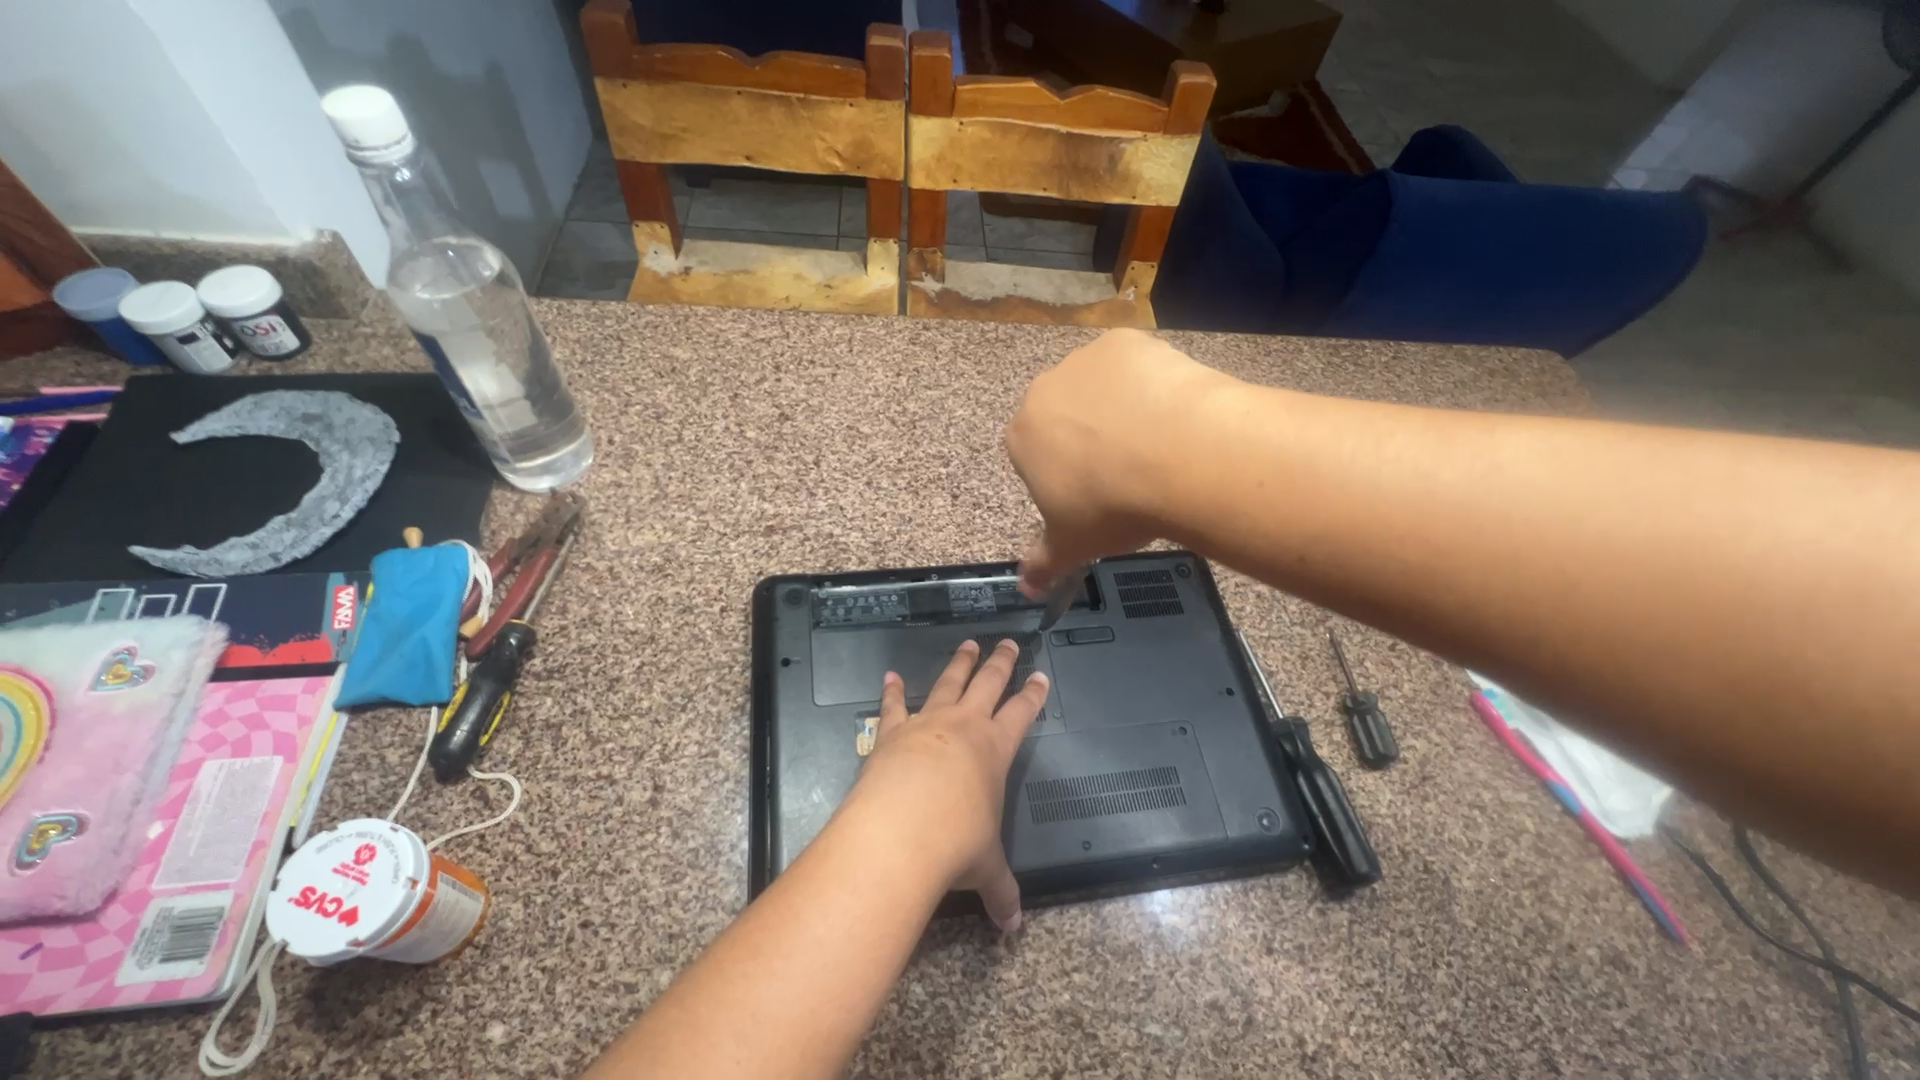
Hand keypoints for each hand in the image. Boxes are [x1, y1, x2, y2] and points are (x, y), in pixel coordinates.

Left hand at [842, 639, 1047, 931]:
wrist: (901, 833)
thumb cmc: (955, 845)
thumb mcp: (985, 870)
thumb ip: (1001, 893)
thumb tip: (1013, 927)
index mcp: (996, 750)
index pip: (1022, 713)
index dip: (1033, 694)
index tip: (1040, 676)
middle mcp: (965, 727)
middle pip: (988, 684)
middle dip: (1000, 663)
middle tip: (1008, 643)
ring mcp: (927, 724)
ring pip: (948, 683)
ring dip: (959, 663)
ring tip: (967, 644)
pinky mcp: (892, 732)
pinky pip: (895, 706)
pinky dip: (894, 691)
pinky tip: (891, 677)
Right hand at [1004, 329, 1235, 593]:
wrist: (1179, 456)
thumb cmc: (1114, 506)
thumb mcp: (1073, 546)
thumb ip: (1043, 565)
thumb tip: (1025, 589)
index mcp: (1021, 438)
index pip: (1034, 456)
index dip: (1065, 476)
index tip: (1095, 495)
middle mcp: (1043, 391)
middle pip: (1063, 416)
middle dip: (1087, 439)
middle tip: (1127, 471)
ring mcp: (1085, 361)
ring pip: (1099, 387)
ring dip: (1118, 409)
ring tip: (1158, 444)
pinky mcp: (1127, 342)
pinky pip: (1133, 363)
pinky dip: (1148, 382)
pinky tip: (1172, 411)